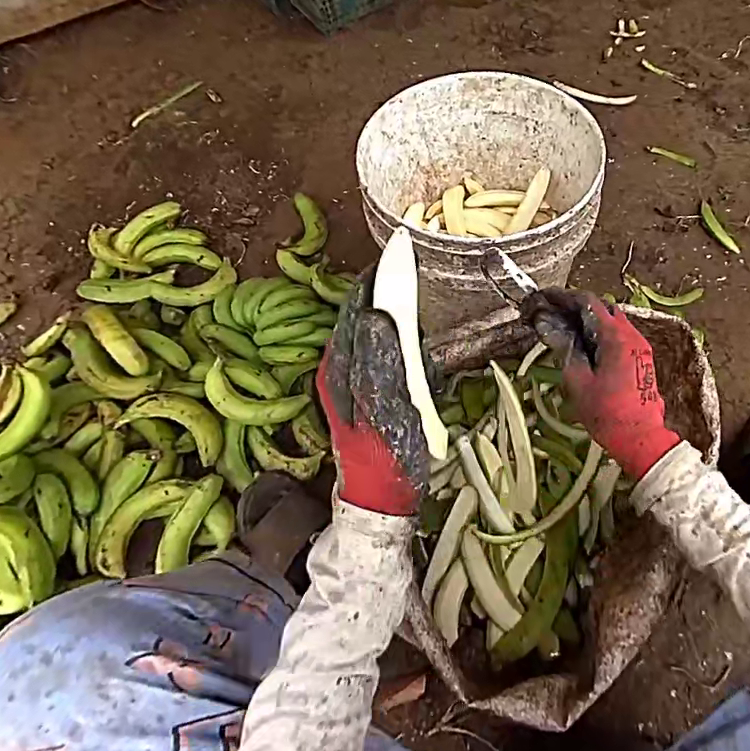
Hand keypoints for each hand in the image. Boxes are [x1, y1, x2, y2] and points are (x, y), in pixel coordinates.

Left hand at [319, 270, 430, 515]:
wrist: (377, 495)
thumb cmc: (386, 456)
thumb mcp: (388, 407)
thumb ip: (381, 360)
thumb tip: (376, 315)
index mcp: (340, 367)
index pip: (355, 308)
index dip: (374, 280)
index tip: (396, 254)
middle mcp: (337, 367)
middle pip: (359, 316)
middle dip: (384, 296)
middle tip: (409, 279)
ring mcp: (345, 379)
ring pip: (369, 333)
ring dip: (391, 323)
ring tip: (412, 319)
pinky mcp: (358, 389)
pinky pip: (376, 354)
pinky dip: (395, 347)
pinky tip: (411, 361)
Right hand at [518, 289, 682, 477]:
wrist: (640, 438)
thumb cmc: (606, 412)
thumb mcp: (577, 380)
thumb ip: (564, 348)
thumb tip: (549, 326)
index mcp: (616, 338)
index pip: (588, 303)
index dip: (563, 297)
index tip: (544, 299)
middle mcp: (632, 336)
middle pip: (601, 307)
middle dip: (575, 306)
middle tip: (550, 312)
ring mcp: (639, 346)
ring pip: (611, 320)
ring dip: (587, 319)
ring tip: (562, 326)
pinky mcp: (640, 357)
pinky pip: (618, 334)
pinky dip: (598, 331)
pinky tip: (581, 341)